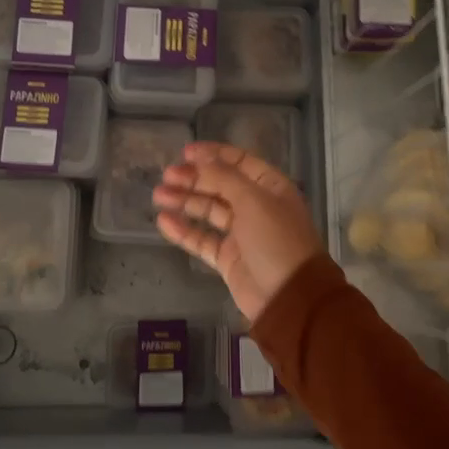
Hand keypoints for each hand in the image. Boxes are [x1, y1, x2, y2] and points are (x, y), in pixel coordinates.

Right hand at [152, 142, 325, 321]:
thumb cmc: (277, 240)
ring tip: (158, 196)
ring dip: (185, 201)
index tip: (185, 152)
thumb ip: (224, 177)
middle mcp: (257, 207)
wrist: (290, 297)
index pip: (239, 162)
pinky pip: (202, 239)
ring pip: (209, 210)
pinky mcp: (228, 258)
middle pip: (220, 185)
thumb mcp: (253, 201)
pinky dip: (184, 230)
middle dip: (194, 178)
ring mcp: (242, 233)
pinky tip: (164, 222)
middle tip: (167, 176)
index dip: (213, 155)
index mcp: (270, 187)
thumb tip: (201, 158)